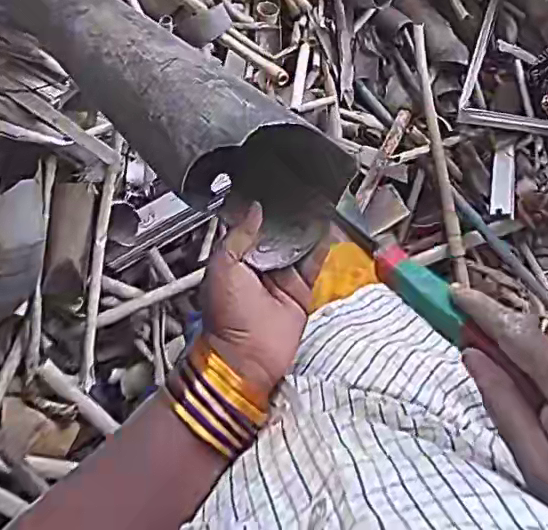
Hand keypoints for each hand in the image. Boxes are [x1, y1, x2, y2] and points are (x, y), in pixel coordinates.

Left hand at [200, 203, 310, 401]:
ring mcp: (280, 278)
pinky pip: (313, 265)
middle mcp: (259, 265)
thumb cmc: (225, 316)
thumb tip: (253, 209)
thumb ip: (238, 235)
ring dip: (304, 228)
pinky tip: (325, 229)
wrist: (247, 357)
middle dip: (285, 217)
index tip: (270, 189)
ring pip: (296, 245)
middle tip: (296, 192)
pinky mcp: (300, 291)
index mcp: (235, 257)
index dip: (260, 210)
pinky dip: (320, 247)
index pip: (249, 226)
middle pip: (276, 233)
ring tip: (314, 204)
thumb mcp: (223, 266)